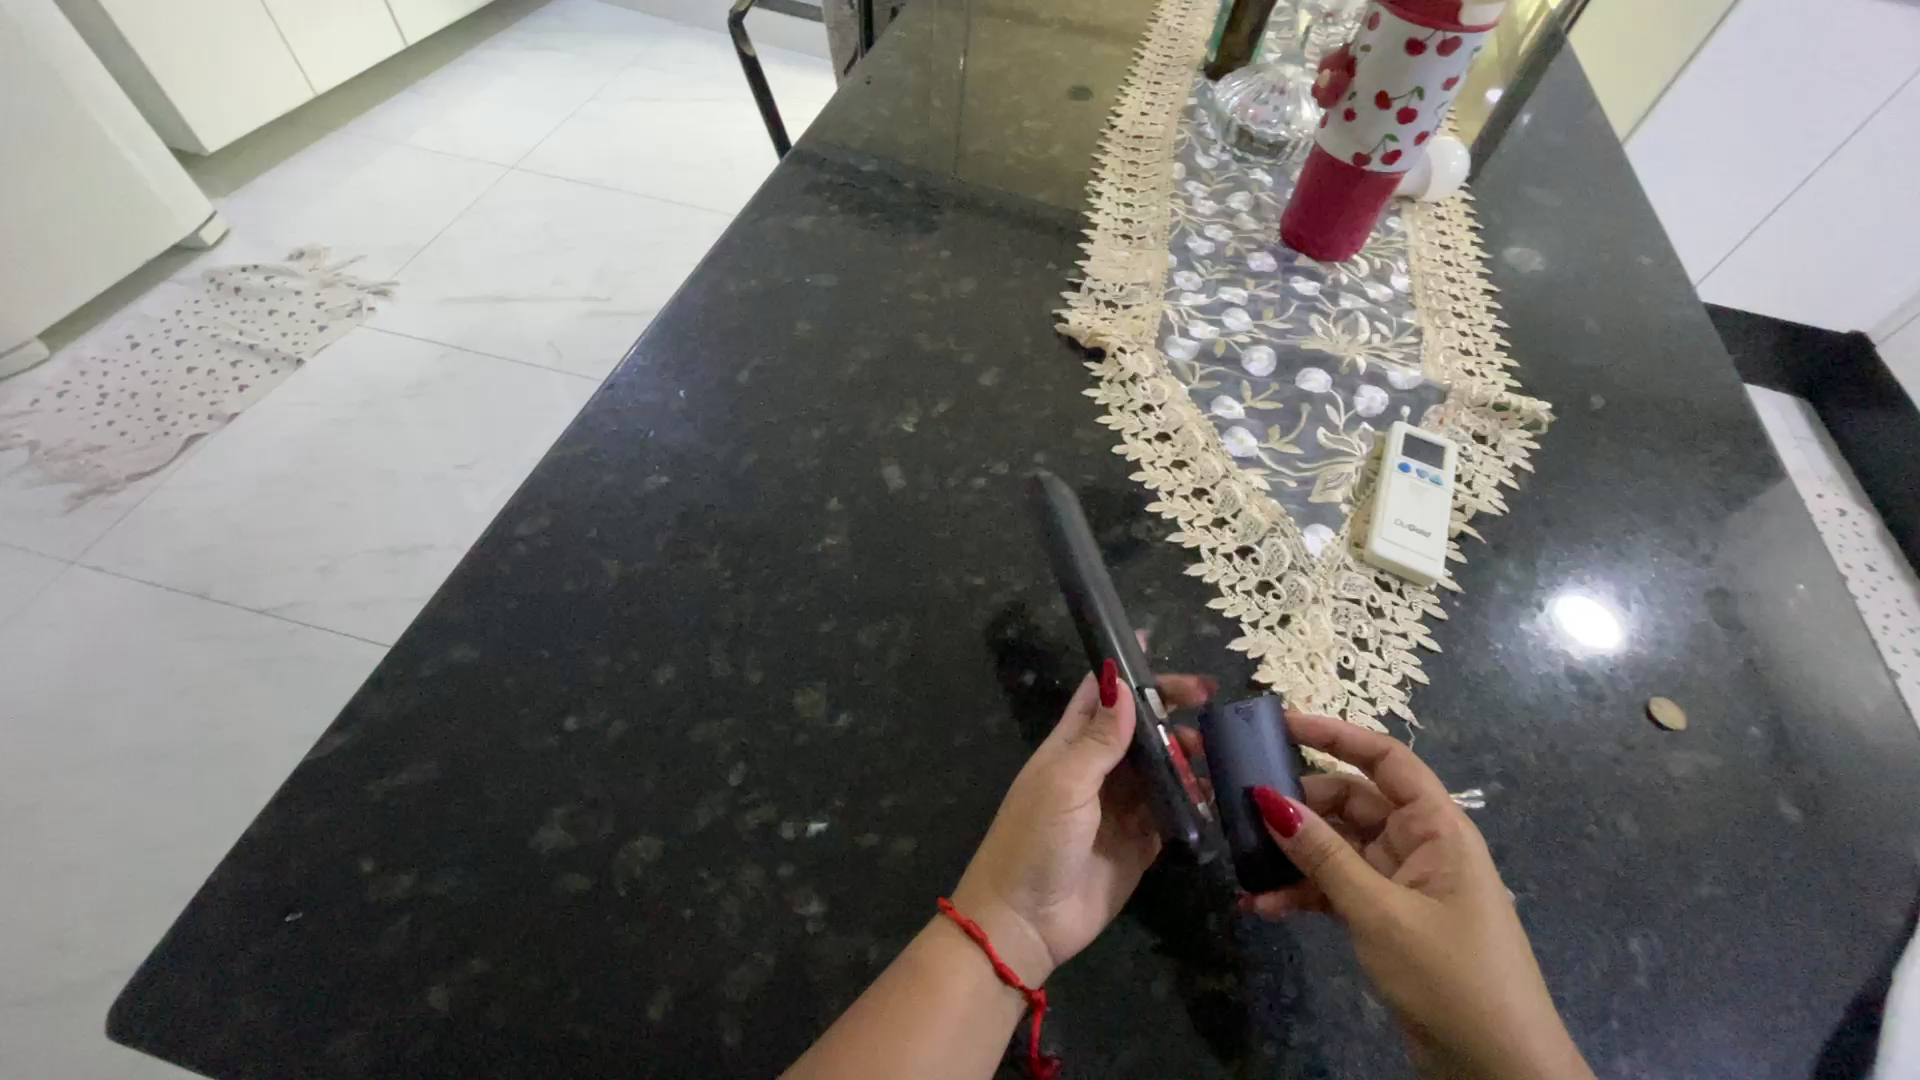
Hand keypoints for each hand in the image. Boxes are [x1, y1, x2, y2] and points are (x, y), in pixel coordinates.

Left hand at [949, 659, 1214, 985]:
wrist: (1025, 922)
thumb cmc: (1035, 840)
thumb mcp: (1064, 783)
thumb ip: (1097, 739)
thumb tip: (1122, 684)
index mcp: (1069, 747)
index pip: (1099, 696)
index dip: (1125, 672)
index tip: (1155, 645)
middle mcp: (1096, 770)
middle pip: (1139, 730)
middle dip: (1171, 712)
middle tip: (1211, 701)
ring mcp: (1119, 807)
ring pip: (1160, 769)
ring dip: (1186, 756)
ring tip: (1215, 752)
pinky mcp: (1140, 843)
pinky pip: (1172, 814)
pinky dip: (1193, 802)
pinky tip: (1214, 794)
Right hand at [1188, 711, 1594, 1079]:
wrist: (1499, 1074)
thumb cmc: (1452, 977)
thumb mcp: (1380, 911)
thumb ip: (1323, 854)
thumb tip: (1267, 798)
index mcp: (1436, 828)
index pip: (1386, 759)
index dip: (1336, 735)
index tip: (1281, 724)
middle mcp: (1417, 844)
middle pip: (1349, 801)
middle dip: (1297, 805)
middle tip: (1243, 808)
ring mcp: (1400, 882)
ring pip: (1335, 846)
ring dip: (1292, 857)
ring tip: (1244, 863)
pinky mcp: (1385, 916)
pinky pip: (1335, 887)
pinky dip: (1302, 893)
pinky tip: (1263, 907)